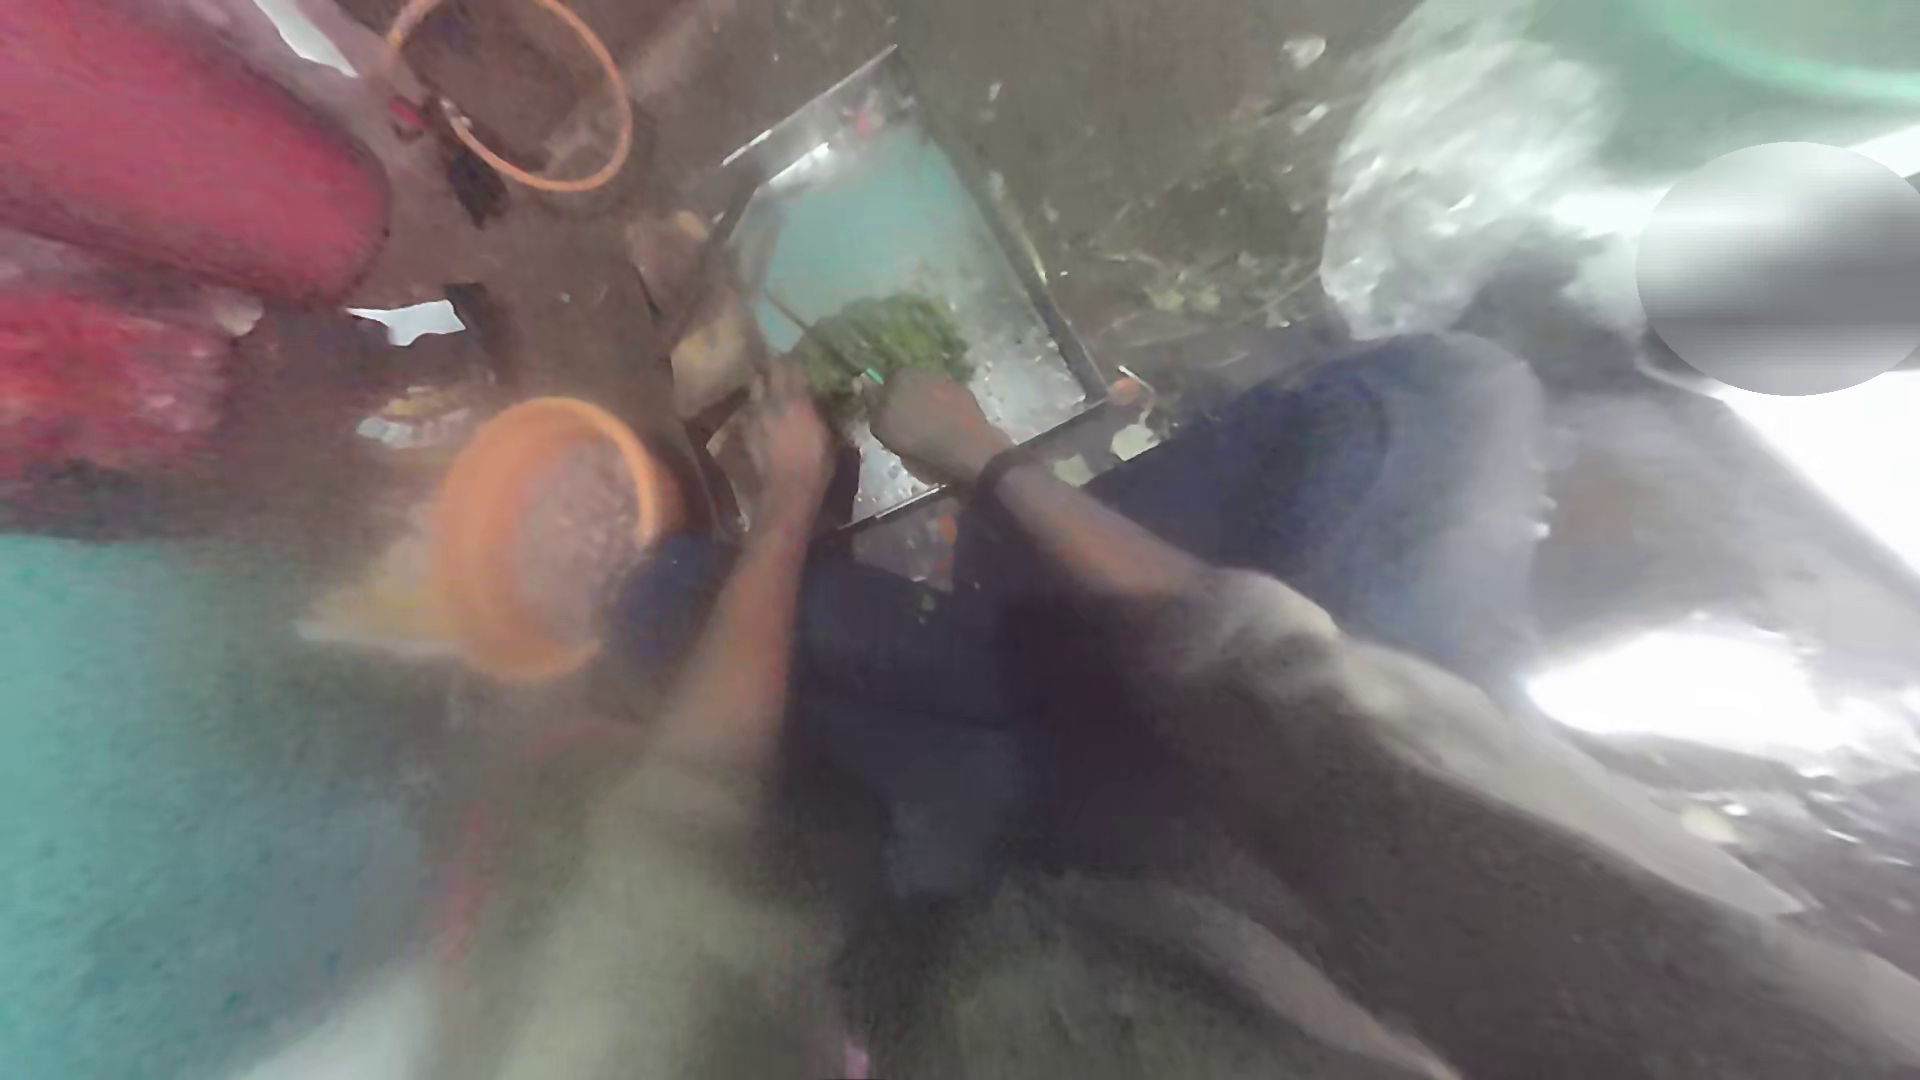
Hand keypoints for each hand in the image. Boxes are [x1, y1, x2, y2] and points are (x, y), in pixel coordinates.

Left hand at [745, 360, 833, 529]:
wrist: (787, 489)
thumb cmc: (816, 464)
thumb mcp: (829, 437)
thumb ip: (822, 414)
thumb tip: (821, 402)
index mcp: (797, 400)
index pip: (791, 368)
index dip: (794, 362)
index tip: (798, 359)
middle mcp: (772, 402)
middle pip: (767, 374)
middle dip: (774, 370)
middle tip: (781, 371)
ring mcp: (756, 416)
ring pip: (755, 392)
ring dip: (762, 389)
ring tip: (770, 393)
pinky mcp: (746, 433)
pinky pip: (750, 413)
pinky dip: (756, 410)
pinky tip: (762, 417)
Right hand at [870, 369, 1012, 483]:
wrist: (967, 449)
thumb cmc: (919, 442)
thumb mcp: (884, 429)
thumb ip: (871, 402)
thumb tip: (859, 380)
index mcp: (898, 376)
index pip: (884, 384)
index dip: (886, 402)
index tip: (891, 421)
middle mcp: (923, 370)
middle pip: (907, 384)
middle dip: (906, 399)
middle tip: (909, 425)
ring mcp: (947, 379)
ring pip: (927, 389)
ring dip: (926, 403)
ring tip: (930, 427)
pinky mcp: (965, 392)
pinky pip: (947, 398)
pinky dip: (944, 408)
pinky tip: (947, 425)